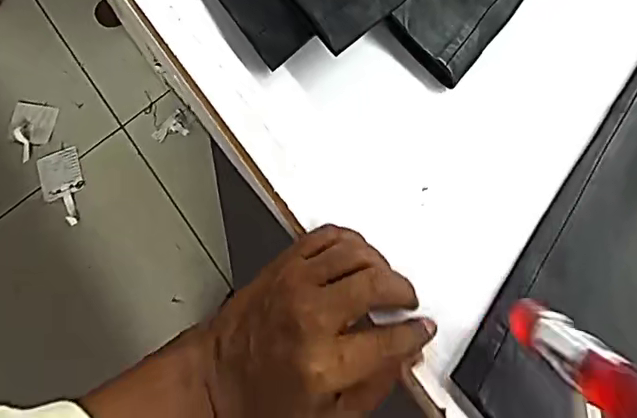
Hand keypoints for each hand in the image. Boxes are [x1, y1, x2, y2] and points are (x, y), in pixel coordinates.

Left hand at [207, 225, 435, 417]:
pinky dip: (351, 240)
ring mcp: (295, 281)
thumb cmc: (260, 401)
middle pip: (375, 283)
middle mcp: (310, 315)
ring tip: (386, 280)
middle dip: (402, 291)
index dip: (412, 333)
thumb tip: (402, 359)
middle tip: (408, 301)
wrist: (215, 377)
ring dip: (380, 263)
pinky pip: (328, 235)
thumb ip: (372, 387)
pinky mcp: (284, 261)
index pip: (386, 339)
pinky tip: (358, 255)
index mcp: (321, 364)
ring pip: (355, 252)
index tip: (421, 328)